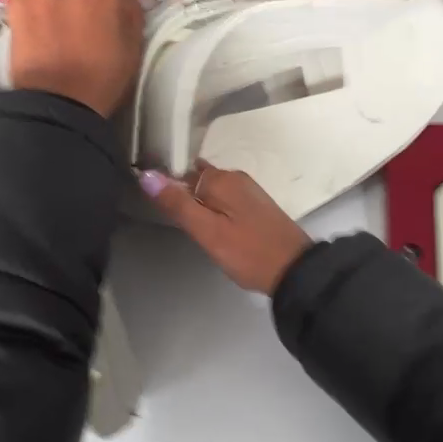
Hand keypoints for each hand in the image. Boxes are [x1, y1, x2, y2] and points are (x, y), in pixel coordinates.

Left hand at [8, 0, 143, 117]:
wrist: (57, 102)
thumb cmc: (101, 82)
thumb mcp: (134, 51)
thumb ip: (133, 18)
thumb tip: (130, 3)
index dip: (120, 3)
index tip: (115, 20)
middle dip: (87, 3)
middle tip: (83, 32)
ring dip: (59, 6)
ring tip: (57, 36)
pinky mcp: (18, 1)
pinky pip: (32, 1)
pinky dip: (35, 13)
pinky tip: (37, 35)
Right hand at [140, 161, 311, 294]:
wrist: (295, 270)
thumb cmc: (248, 253)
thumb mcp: (208, 231)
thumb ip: (178, 204)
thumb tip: (147, 175)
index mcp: (221, 179)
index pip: (182, 171)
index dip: (166, 184)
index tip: (153, 204)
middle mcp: (236, 178)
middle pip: (197, 179)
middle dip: (182, 193)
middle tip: (167, 218)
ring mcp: (249, 192)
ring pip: (212, 191)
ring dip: (198, 202)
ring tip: (186, 224)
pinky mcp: (256, 207)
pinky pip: (225, 200)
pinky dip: (213, 209)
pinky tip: (210, 227)